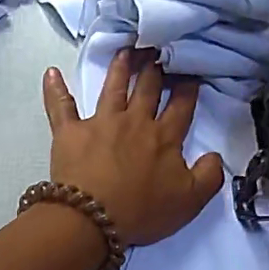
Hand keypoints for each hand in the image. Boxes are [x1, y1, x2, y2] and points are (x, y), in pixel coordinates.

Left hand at [41, 48, 223, 246]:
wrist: (93, 218)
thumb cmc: (142, 212)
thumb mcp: (189, 201)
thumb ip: (209, 176)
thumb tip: (216, 155)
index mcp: (164, 138)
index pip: (181, 106)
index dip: (187, 88)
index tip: (190, 72)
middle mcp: (134, 122)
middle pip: (148, 88)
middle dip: (155, 68)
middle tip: (158, 51)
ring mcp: (100, 123)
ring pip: (112, 88)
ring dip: (120, 68)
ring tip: (125, 51)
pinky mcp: (69, 132)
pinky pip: (60, 107)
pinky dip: (55, 90)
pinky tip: (51, 73)